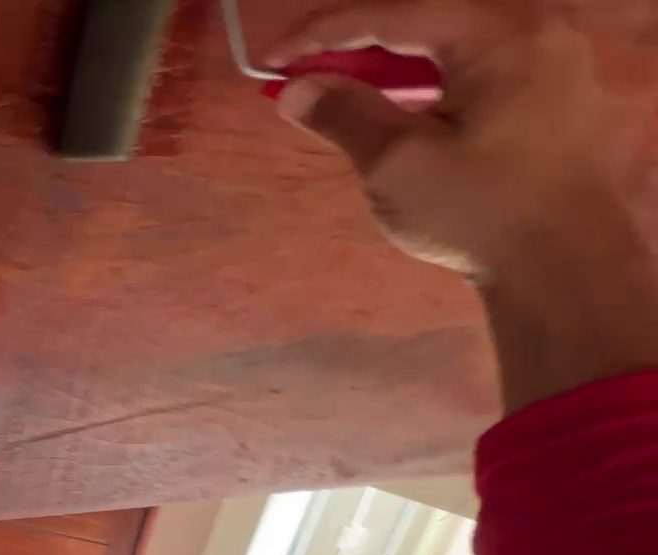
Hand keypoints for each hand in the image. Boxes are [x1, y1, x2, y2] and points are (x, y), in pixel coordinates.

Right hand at [267, 0, 614, 278]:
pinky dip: (413, 79)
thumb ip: (346, 115)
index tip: (269, 59)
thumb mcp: (395, 163)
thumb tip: (296, 88)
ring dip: (380, 64)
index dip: (325, 33)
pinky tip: (383, 103)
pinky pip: (464, 68)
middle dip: (351, 44)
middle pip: (424, 21)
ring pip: (444, 45)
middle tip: (294, 72)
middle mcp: (532, 32)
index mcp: (500, 37)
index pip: (397, 15)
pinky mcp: (541, 94)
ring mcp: (544, 62)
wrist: (558, 256)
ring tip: (328, 90)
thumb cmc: (473, 207)